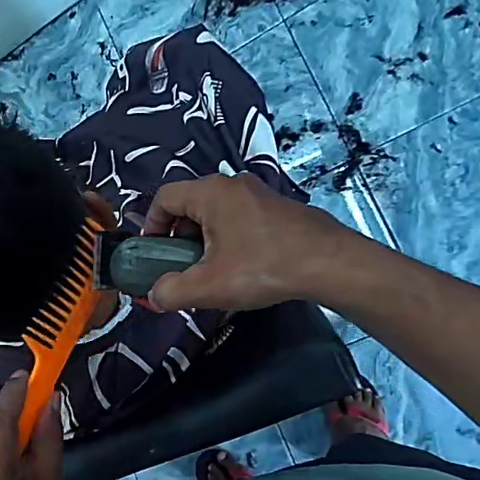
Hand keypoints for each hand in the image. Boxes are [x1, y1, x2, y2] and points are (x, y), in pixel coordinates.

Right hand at [142, 173, 367, 311]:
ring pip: (217, 213)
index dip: (151, 226)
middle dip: (179, 237)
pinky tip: (243, 267)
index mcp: (210, 192)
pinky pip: (241, 218)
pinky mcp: (279, 207)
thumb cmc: (262, 267)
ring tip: (213, 272)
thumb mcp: (209, 286)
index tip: (153, 255)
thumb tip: (154, 296)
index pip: (164, 197)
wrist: (328, 262)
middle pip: (190, 204)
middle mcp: (233, 184)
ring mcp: (259, 193)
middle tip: (182, 268)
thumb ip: (172, 291)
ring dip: (205, 240)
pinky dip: (230, 238)